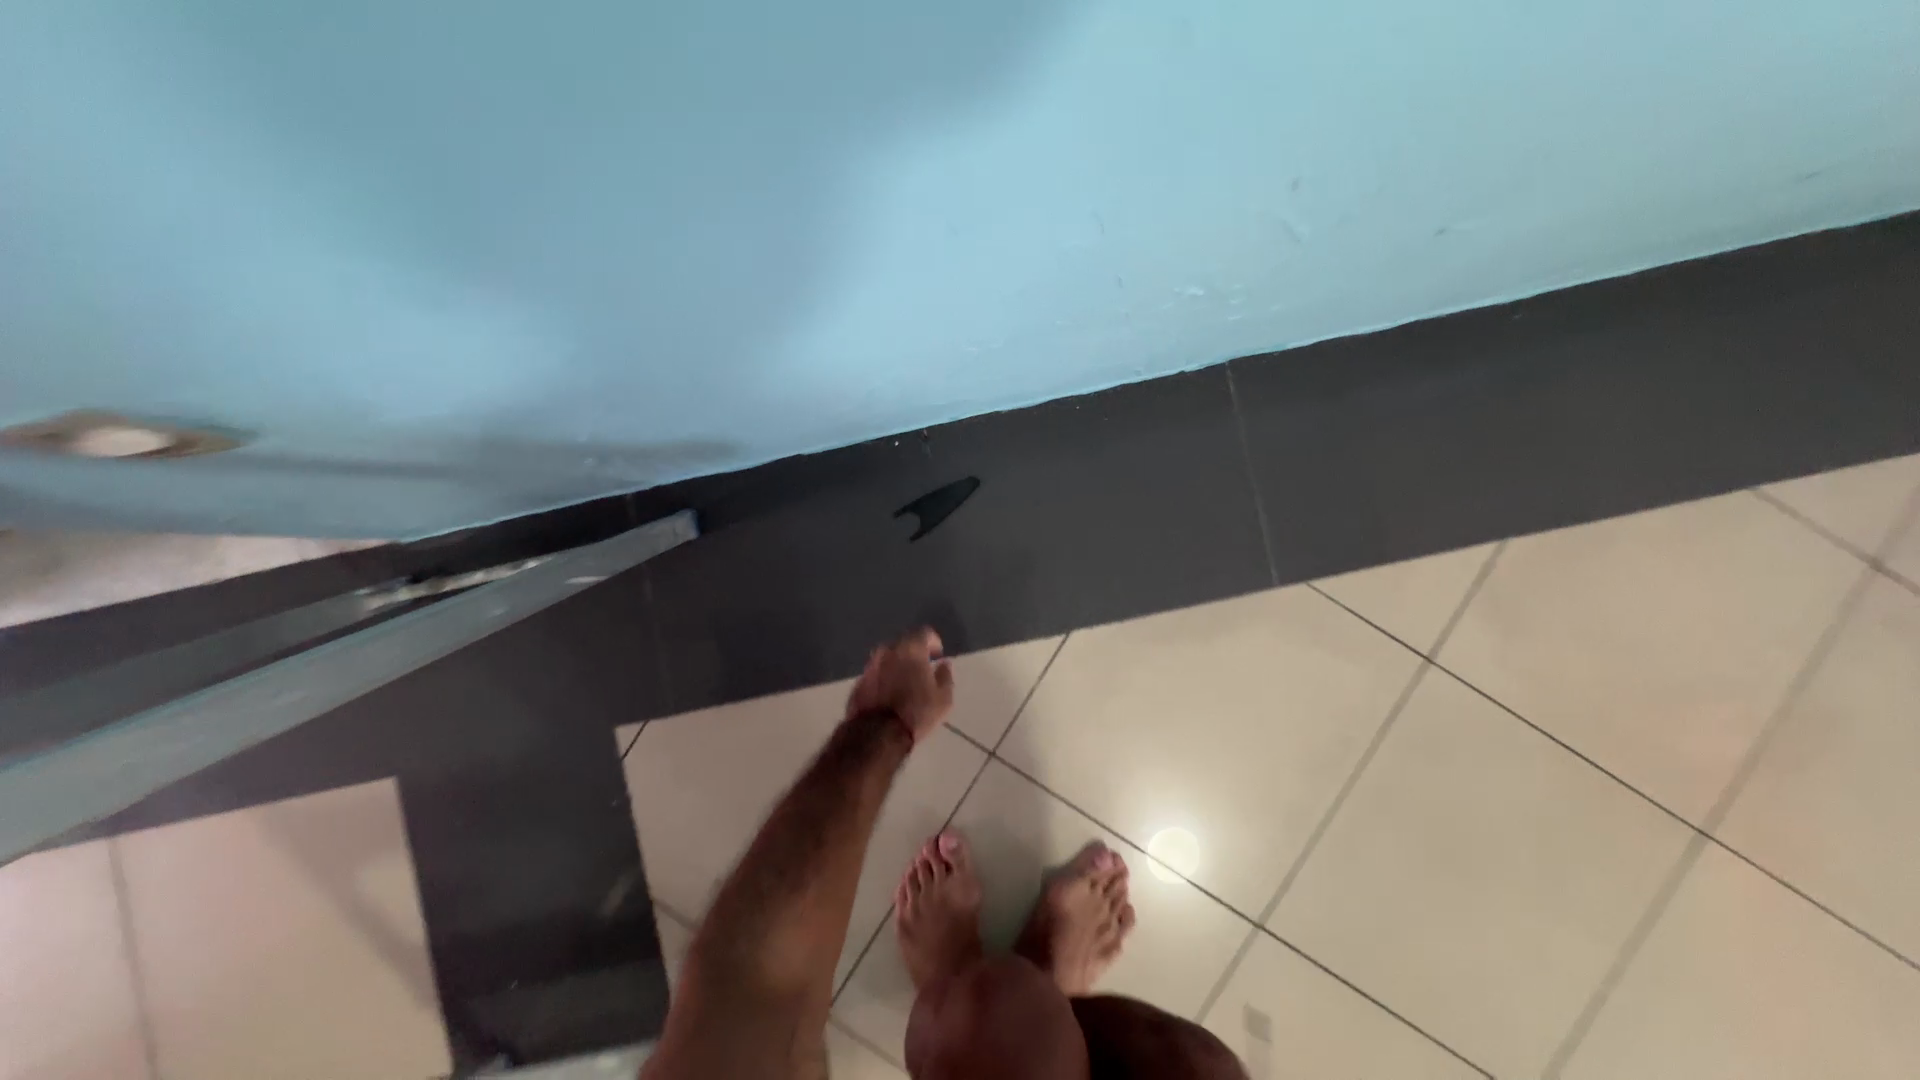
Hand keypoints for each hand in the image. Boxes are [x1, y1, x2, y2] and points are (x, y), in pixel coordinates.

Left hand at [846, 627, 954, 743]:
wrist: (877, 734)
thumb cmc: (917, 713)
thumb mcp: (943, 698)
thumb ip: (945, 676)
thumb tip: (944, 664)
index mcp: (911, 649)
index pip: (924, 633)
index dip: (933, 642)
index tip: (937, 654)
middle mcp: (888, 651)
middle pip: (903, 643)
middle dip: (914, 652)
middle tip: (922, 667)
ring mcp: (870, 665)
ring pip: (887, 657)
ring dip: (897, 664)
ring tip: (906, 680)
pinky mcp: (859, 681)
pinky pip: (876, 672)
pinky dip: (885, 676)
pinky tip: (890, 691)